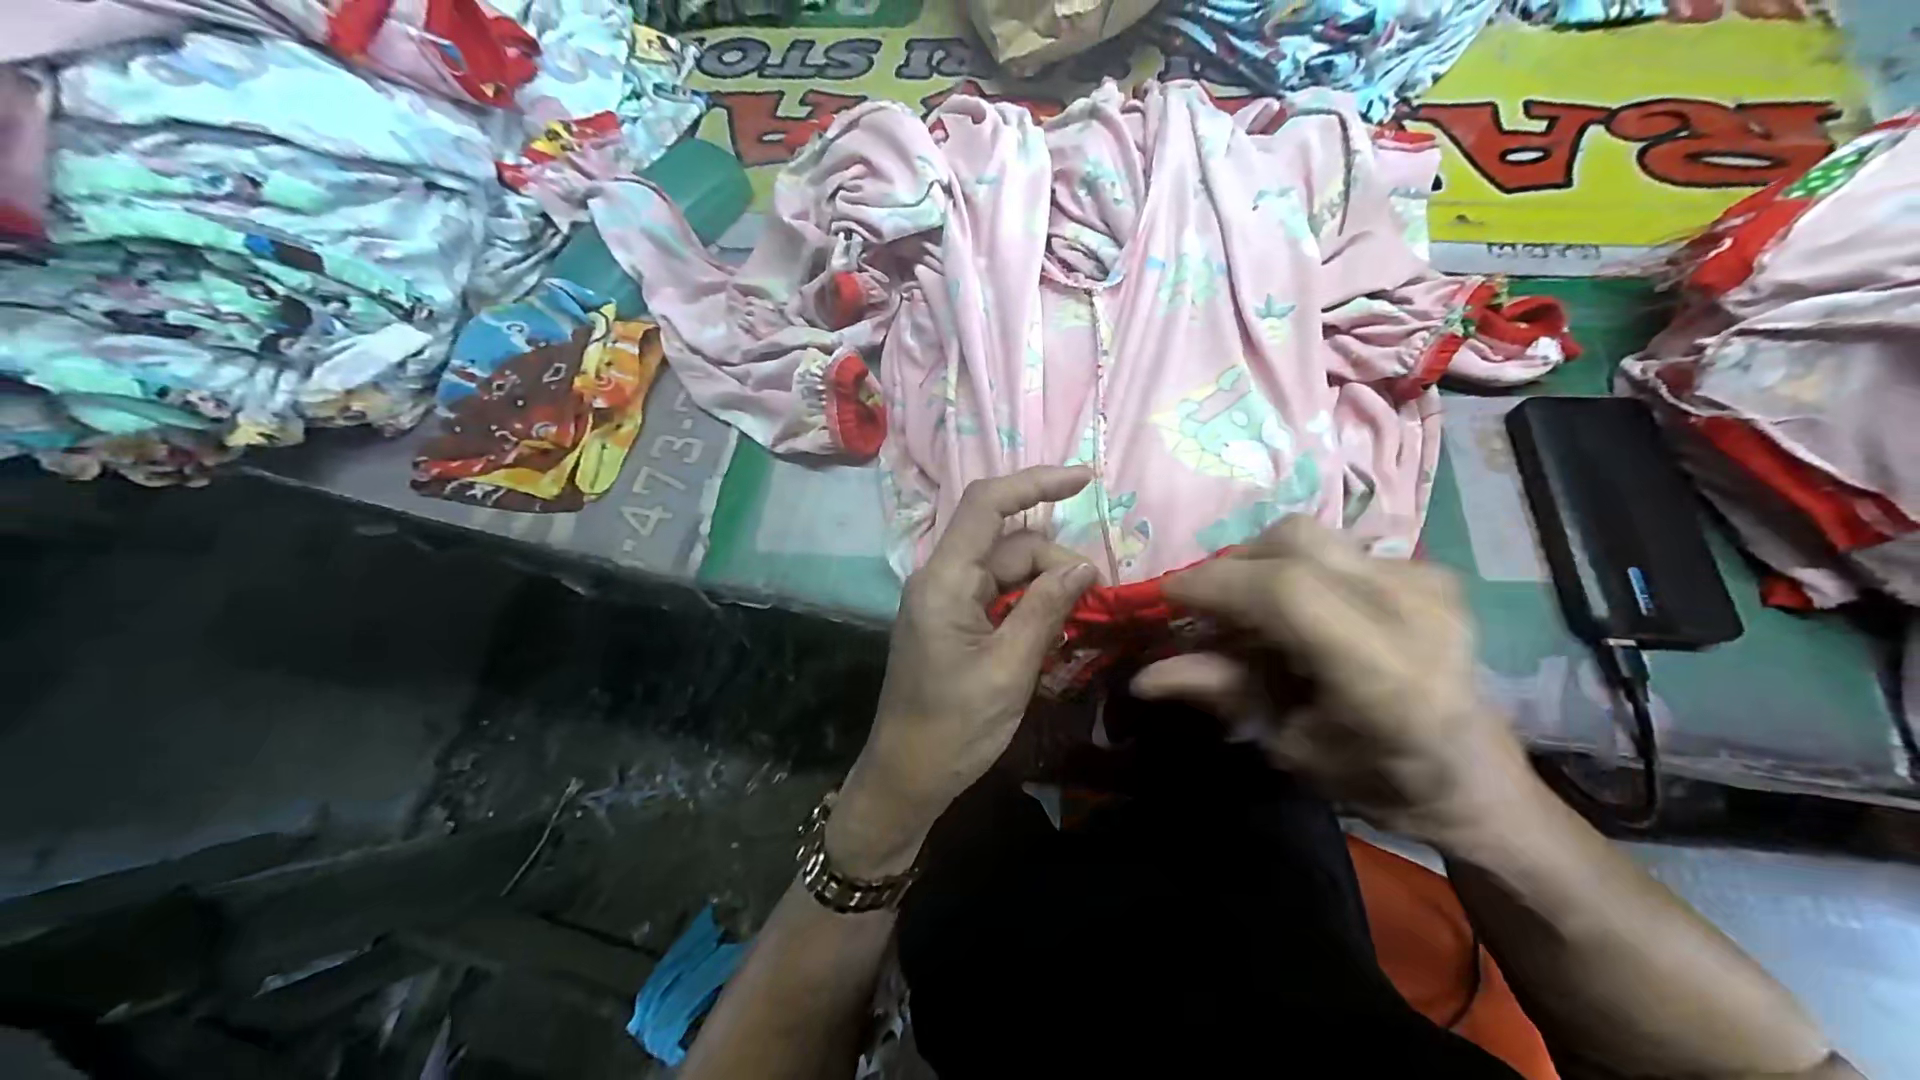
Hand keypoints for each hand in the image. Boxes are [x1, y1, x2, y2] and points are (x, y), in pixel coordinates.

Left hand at [828, 466, 1099, 877]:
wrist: (907, 777)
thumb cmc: (954, 728)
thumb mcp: (1009, 668)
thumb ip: (1045, 609)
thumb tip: (1084, 567)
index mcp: (944, 581)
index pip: (986, 506)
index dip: (1034, 483)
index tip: (1084, 480)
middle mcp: (941, 580)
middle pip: (1007, 544)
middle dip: (1055, 560)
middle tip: (1095, 598)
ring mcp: (946, 601)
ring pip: (1006, 571)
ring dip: (1046, 585)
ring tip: (1079, 618)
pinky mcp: (953, 623)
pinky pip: (998, 596)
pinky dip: (1029, 604)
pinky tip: (1055, 628)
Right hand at [1131, 516, 1535, 845]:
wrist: (1471, 774)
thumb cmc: (1375, 777)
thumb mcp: (1286, 746)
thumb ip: (1221, 693)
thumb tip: (1143, 677)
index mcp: (1385, 675)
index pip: (1285, 591)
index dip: (1214, 582)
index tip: (1167, 596)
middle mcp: (1414, 612)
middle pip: (1293, 542)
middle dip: (1229, 566)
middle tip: (1204, 606)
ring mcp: (1428, 582)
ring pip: (1307, 535)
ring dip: (1258, 563)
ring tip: (1245, 608)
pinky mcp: (1427, 569)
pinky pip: (1331, 545)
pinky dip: (1290, 567)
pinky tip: (1291, 610)